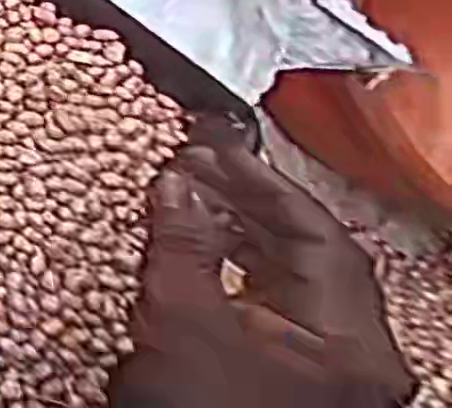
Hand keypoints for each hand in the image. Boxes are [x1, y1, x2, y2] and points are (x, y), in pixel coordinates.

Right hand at [112, 144, 414, 407]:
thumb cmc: (197, 399)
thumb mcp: (181, 317)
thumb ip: (181, 244)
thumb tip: (176, 179)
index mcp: (353, 345)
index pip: (324, 242)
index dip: (267, 187)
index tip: (214, 147)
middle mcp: (352, 350)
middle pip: (311, 254)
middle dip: (248, 199)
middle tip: (191, 157)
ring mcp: (320, 357)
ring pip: (287, 269)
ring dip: (235, 221)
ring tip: (184, 184)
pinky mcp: (283, 357)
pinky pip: (264, 287)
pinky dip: (228, 251)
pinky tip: (191, 229)